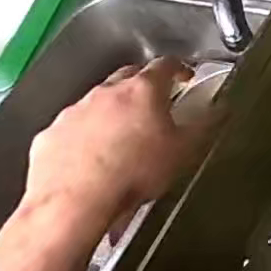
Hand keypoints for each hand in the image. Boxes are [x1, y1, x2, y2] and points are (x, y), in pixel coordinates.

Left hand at [24, 56, 211, 237]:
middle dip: (144, 84)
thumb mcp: (186, 149)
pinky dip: (86, 133)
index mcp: (142, 90)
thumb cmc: (135, 173)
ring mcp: (72, 113)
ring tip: (125, 136)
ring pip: (98, 101)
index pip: (165, 64)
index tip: (185, 77)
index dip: (179, 68)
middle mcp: (105, 93)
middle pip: (128, 76)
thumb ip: (207, 123)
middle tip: (157, 103)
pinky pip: (72, 126)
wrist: (73, 206)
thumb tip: (222, 109)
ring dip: (114, 110)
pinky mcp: (48, 136)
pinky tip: (94, 156)